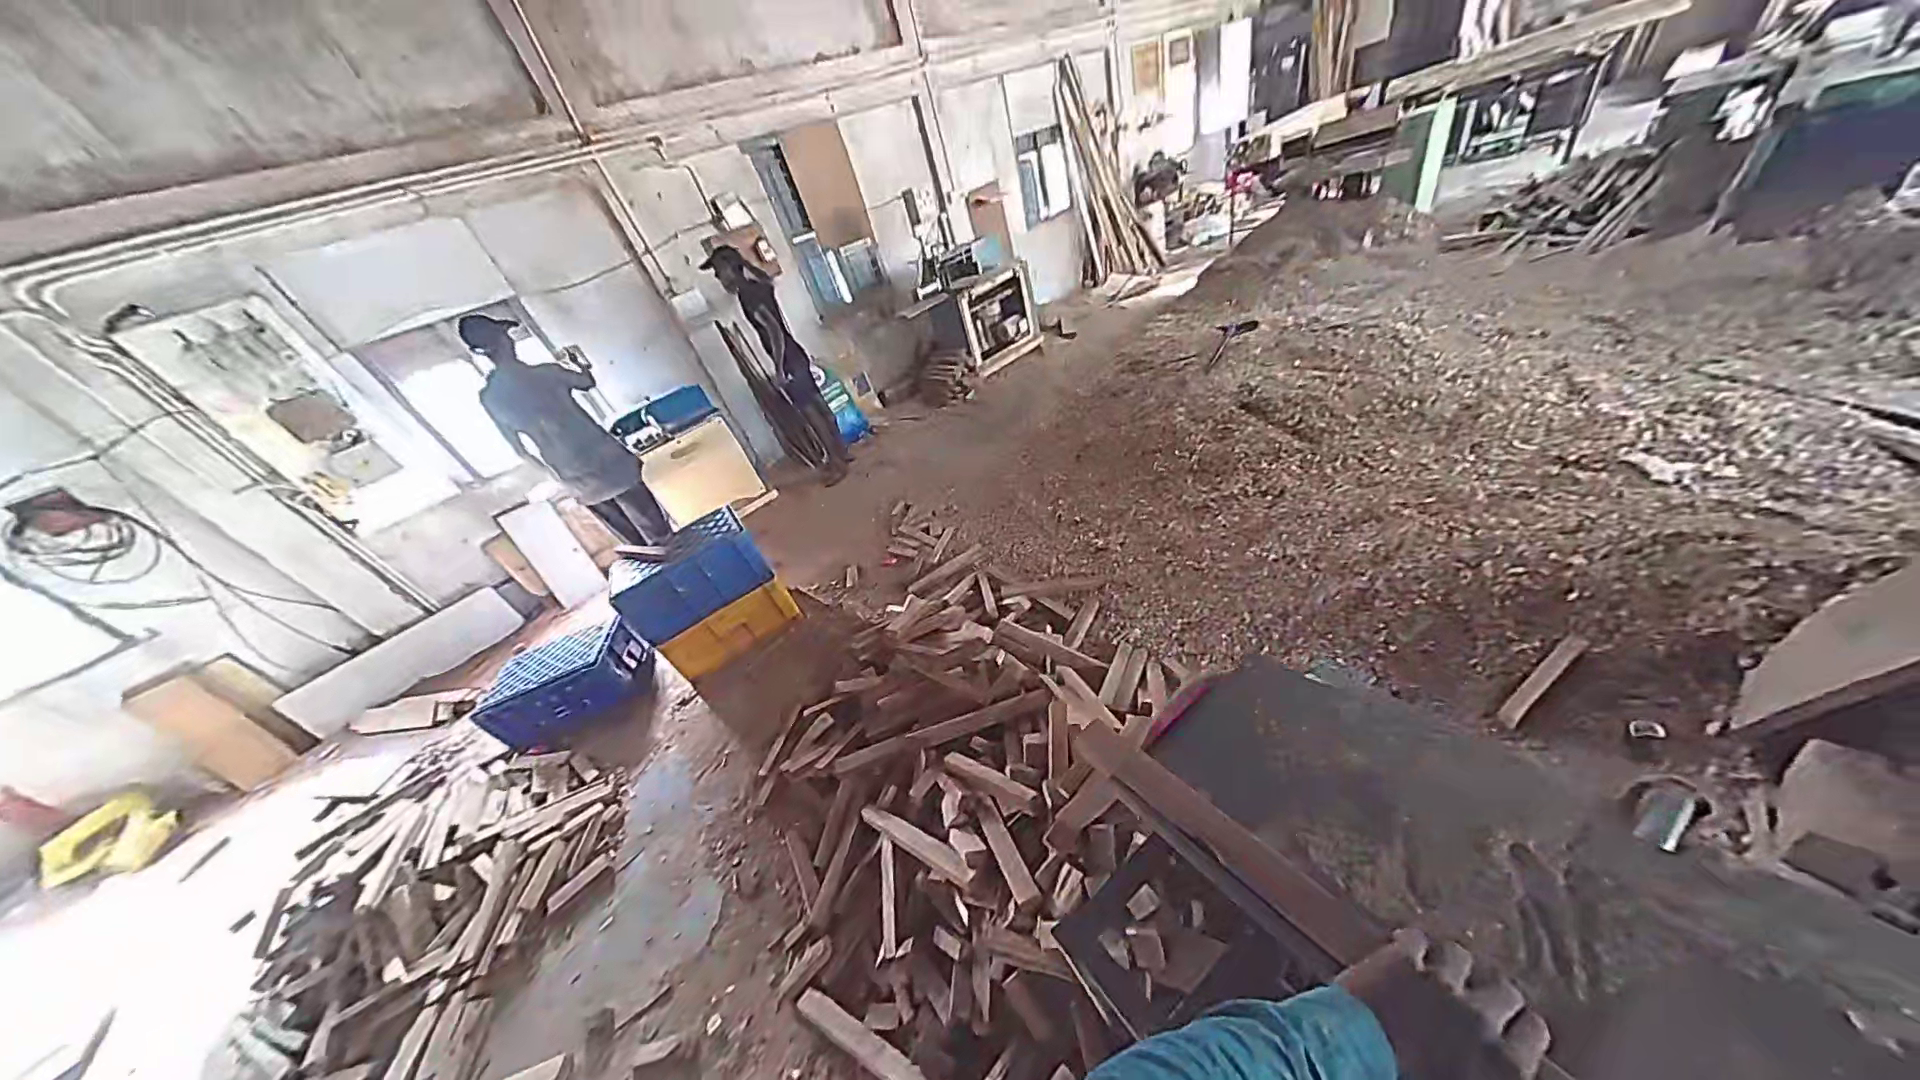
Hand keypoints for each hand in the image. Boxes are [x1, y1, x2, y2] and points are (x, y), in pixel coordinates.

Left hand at [1336, 929, 1552, 1079]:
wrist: (1354, 1065)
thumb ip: (1485, 1071)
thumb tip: (1487, 1062)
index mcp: (1506, 1068)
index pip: (1533, 1032)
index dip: (1517, 1024)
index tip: (1503, 1022)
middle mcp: (1483, 1022)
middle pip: (1505, 991)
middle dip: (1488, 991)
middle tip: (1467, 993)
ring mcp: (1441, 985)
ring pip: (1461, 956)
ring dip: (1448, 961)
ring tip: (1433, 966)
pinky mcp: (1402, 961)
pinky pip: (1416, 938)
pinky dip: (1410, 942)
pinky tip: (1401, 946)